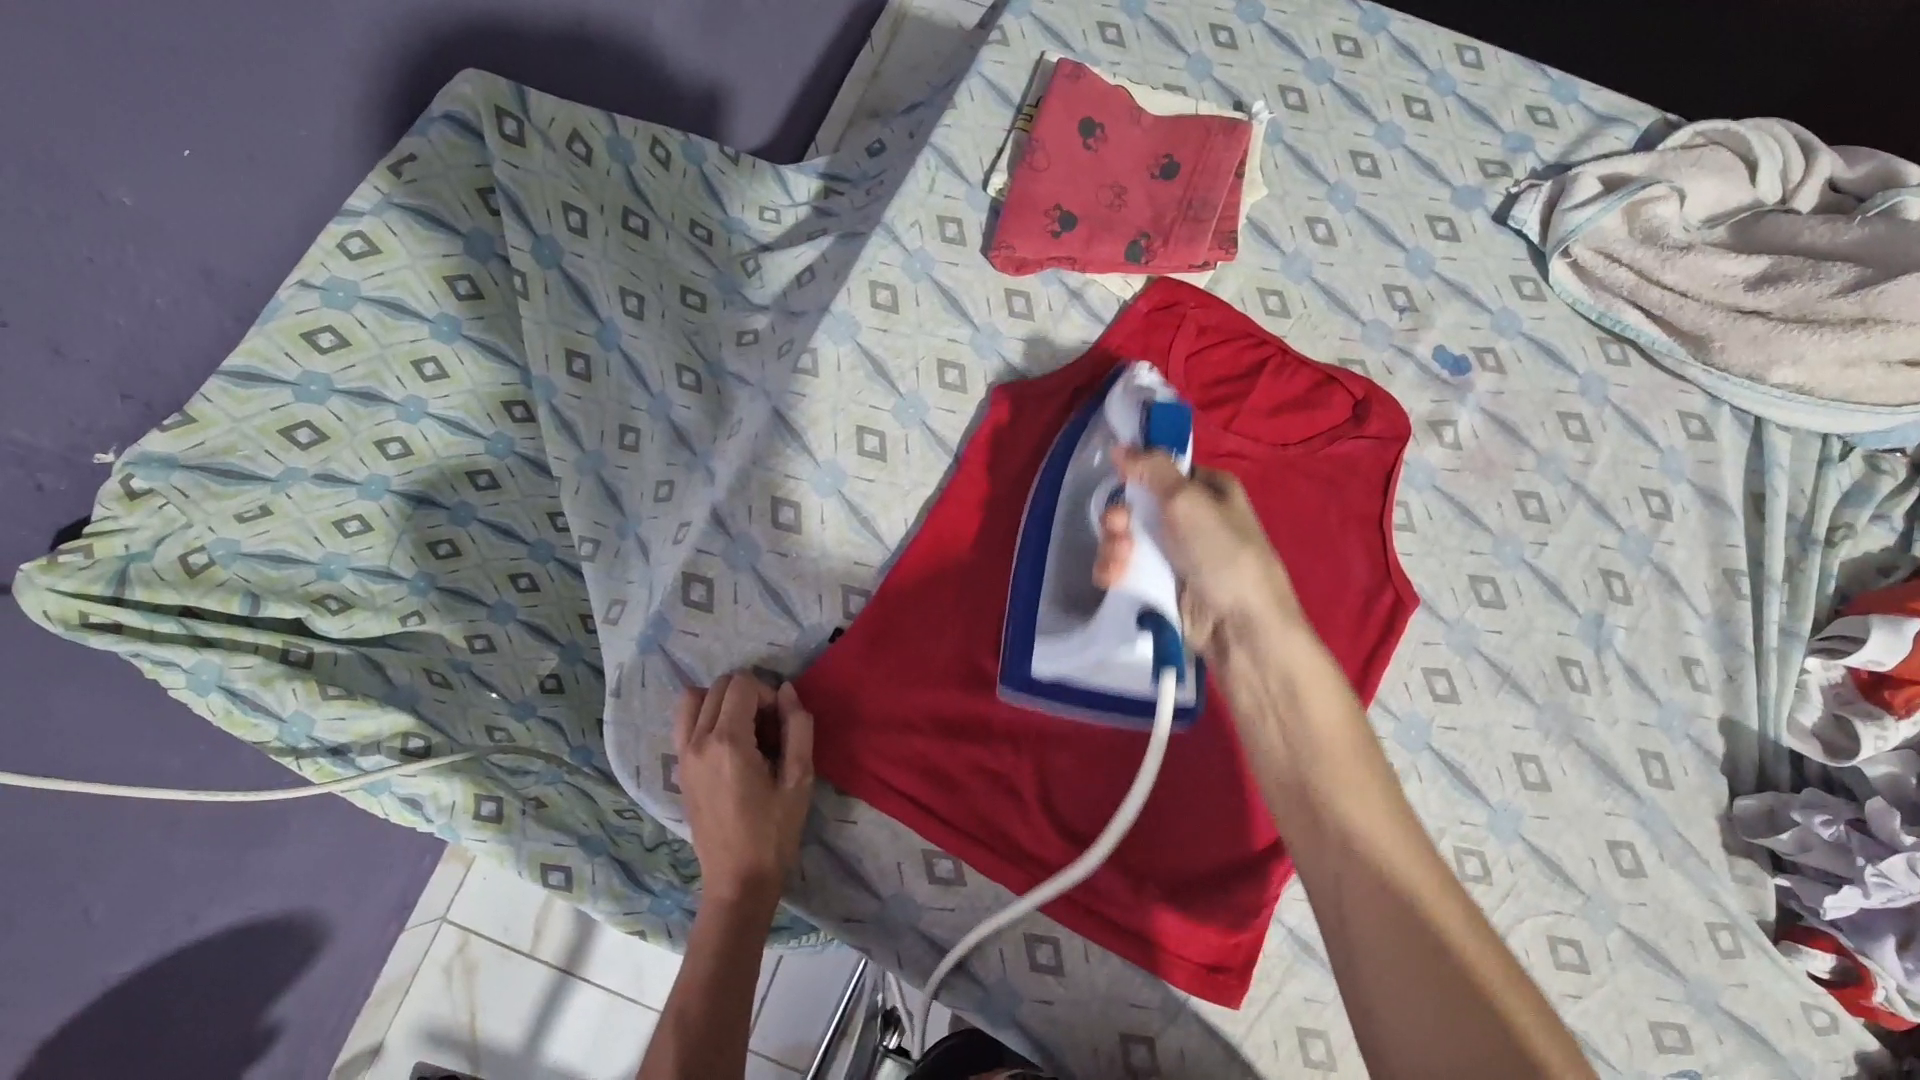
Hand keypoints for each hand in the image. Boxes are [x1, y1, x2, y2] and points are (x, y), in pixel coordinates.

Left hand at [673, 673, 814, 905]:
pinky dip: (705, 718)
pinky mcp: (679, 768)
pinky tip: (728, 745)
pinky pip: (684, 722)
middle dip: (748, 695)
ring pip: (694, 698)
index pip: (742, 684)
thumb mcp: (800, 779)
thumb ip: (797, 727)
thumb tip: (787, 691)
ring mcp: (682, 754)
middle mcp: (697, 741)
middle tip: (768, 729)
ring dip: (722, 702)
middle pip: (719, 686)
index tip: (781, 724)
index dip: (768, 694)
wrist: (738, 879)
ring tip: (744, 730)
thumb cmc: (774, 832)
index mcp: (728, 742)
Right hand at [1092, 447, 1306, 657]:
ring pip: (1126, 538)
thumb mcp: (1189, 500)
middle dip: (1120, 515)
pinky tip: (1114, 578)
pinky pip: (1126, 569)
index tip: (1120, 480)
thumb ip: (1152, 470)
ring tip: (1120, 561)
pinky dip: (1115, 570)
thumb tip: (1121, 446)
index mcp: (1209, 489)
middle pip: (1137, 504)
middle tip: (1119, 526)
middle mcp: (1191, 518)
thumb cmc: (1223, 554)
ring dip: (1114, 545)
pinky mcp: (1160, 585)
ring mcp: (1175, 554)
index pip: (1163, 470)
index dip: (1137, 474)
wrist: (1241, 628)